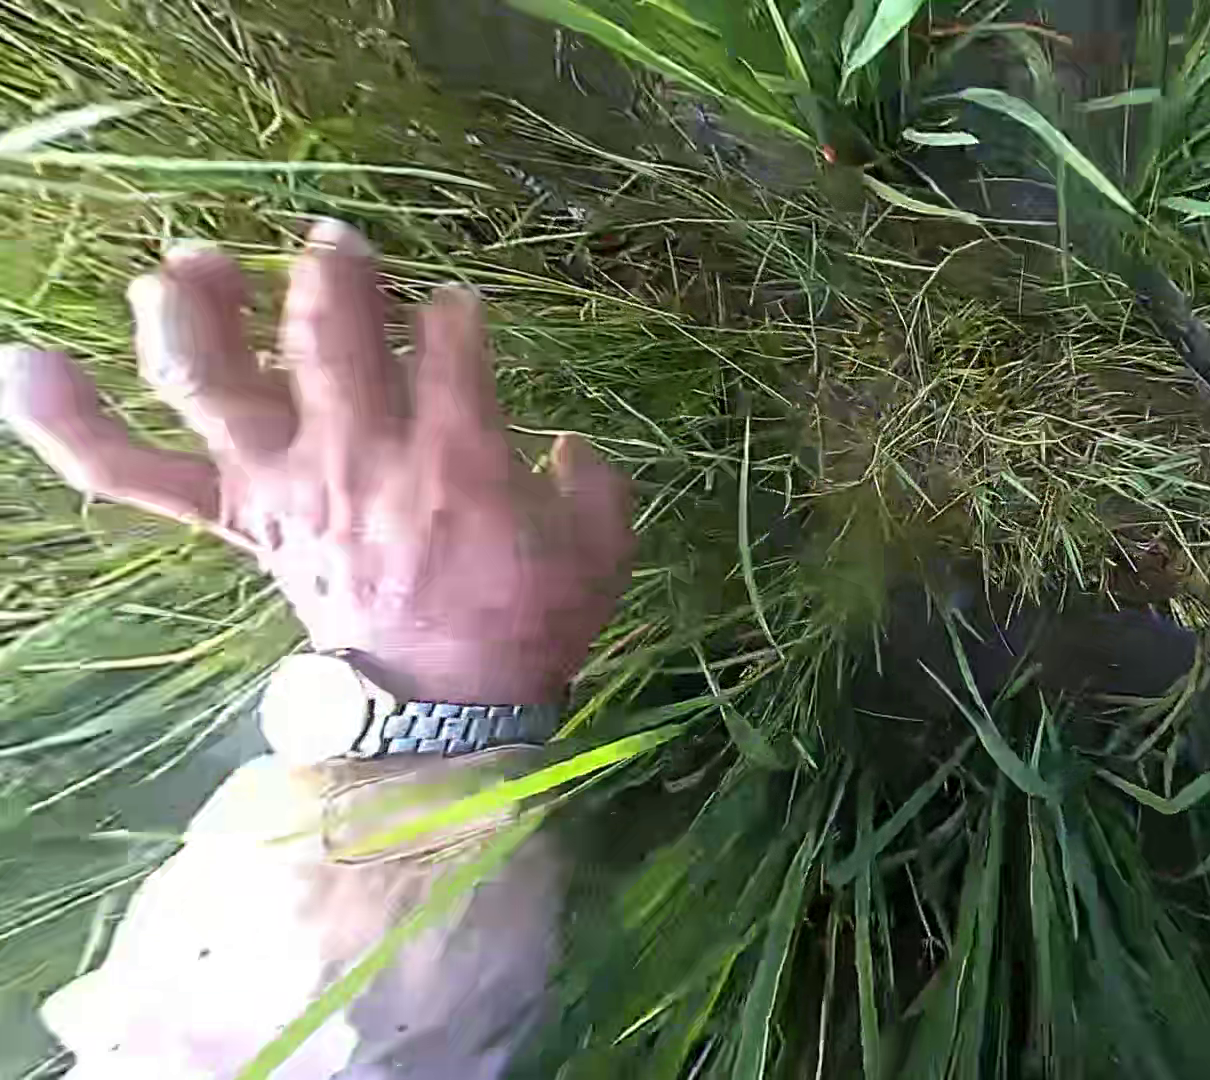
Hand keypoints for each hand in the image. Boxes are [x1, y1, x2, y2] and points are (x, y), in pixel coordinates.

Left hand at [1, 220, 631, 702]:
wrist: (453, 697)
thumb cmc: (538, 616)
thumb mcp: (604, 548)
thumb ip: (596, 484)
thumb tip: (566, 446)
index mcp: (463, 461)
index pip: (451, 354)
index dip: (456, 316)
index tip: (463, 302)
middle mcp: (363, 457)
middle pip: (329, 340)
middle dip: (335, 276)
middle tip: (339, 239)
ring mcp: (288, 488)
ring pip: (211, 379)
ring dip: (192, 309)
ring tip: (194, 262)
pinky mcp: (245, 525)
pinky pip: (129, 472)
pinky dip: (64, 418)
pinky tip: (29, 359)